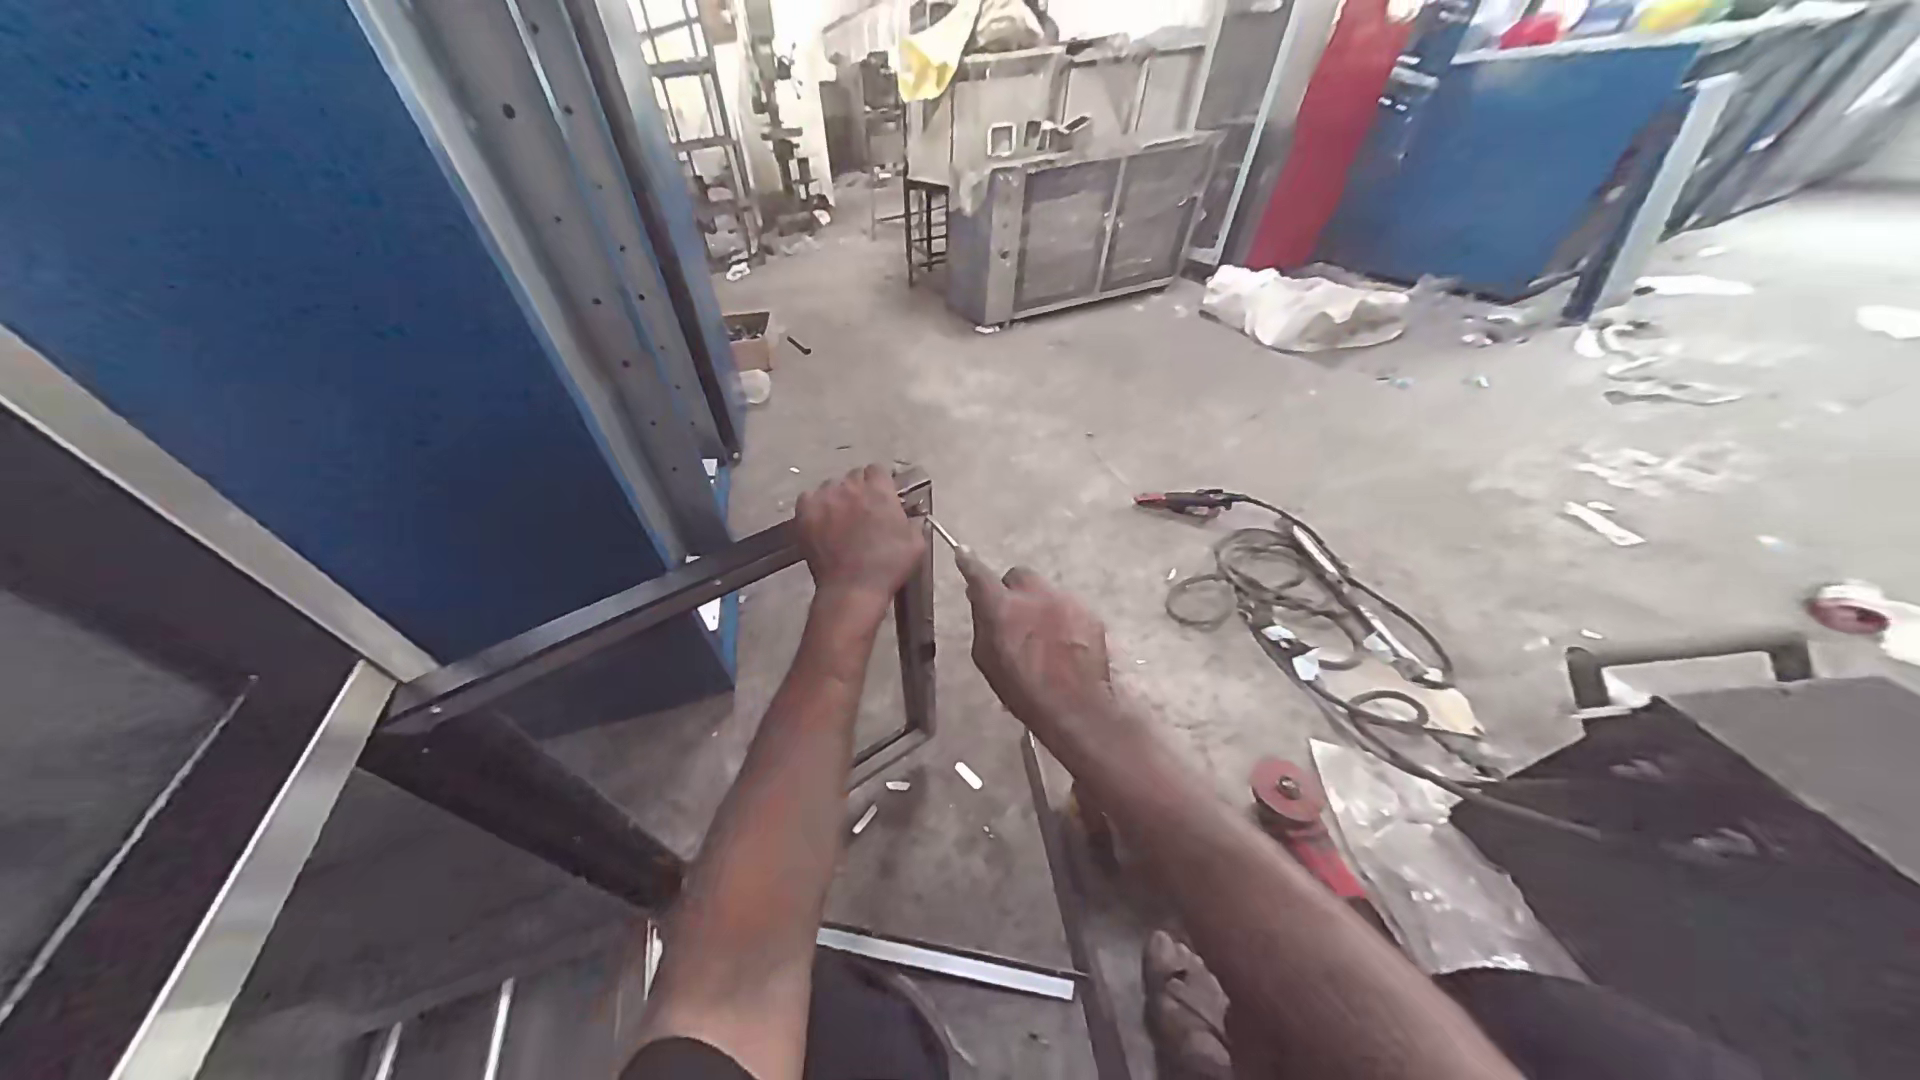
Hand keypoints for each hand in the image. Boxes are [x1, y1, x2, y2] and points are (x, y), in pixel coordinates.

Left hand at [795, 465, 925, 606]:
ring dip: (837, 497)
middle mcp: (851, 487)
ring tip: (840, 518)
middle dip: (859, 489)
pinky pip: (809, 497)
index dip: (879, 482)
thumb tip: (910, 515)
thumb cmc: (888, 567)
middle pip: (854, 476)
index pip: (877, 470)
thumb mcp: (916, 544)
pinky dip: (815, 505)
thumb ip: (913, 521)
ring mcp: (825, 498)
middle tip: (862, 511)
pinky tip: (821, 520)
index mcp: (879, 491)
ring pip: (831, 486)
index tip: (880, 497)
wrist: (852, 588)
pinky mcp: (805, 511)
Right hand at [958, 551, 1116, 741]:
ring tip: (1043, 637)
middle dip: (1013, 590)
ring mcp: (1066, 601)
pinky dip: (1062, 618)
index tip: (962, 554)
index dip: (969, 564)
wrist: (1076, 708)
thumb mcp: (987, 660)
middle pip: (1018, 575)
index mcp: (1003, 608)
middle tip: (1014, 616)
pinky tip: (1064, 644)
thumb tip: (980, 599)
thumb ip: (983, 623)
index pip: (980, 575)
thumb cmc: (1023, 691)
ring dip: (1039, 605)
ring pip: (1045, 591)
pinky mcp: (1089, 612)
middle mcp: (1035, 595)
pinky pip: (1068, 606)